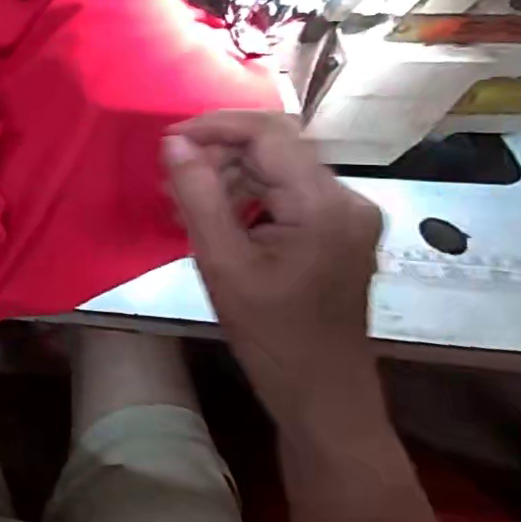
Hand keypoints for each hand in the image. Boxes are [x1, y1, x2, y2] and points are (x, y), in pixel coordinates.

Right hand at [162, 111, 383, 399]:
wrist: (324, 395)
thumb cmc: (271, 337)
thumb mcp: (222, 264)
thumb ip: (198, 195)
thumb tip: (175, 143)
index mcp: (324, 206)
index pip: (268, 133)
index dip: (215, 126)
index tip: (171, 140)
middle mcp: (348, 198)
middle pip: (276, 146)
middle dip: (220, 152)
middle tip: (173, 178)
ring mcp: (349, 212)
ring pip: (281, 166)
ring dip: (232, 173)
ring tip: (188, 200)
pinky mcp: (342, 226)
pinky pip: (290, 190)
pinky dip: (252, 193)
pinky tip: (220, 216)